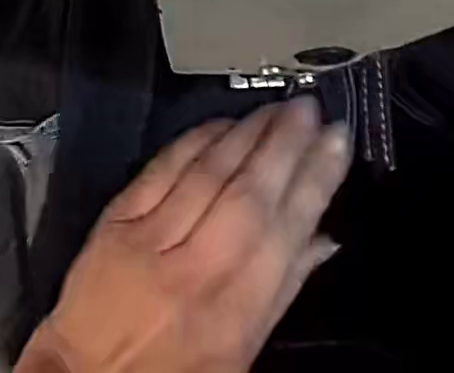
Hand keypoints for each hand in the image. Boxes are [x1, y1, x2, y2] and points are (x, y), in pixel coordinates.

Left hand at [17, 96, 351, 372]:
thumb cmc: (173, 372)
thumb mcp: (240, 354)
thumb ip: (281, 292)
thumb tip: (323, 238)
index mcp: (232, 315)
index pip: (283, 231)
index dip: (315, 180)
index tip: (337, 142)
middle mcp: (194, 272)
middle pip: (248, 194)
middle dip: (285, 145)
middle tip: (309, 107)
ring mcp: (150, 241)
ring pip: (208, 173)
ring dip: (247, 133)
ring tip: (276, 108)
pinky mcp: (116, 219)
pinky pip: (163, 167)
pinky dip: (196, 139)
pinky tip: (221, 122)